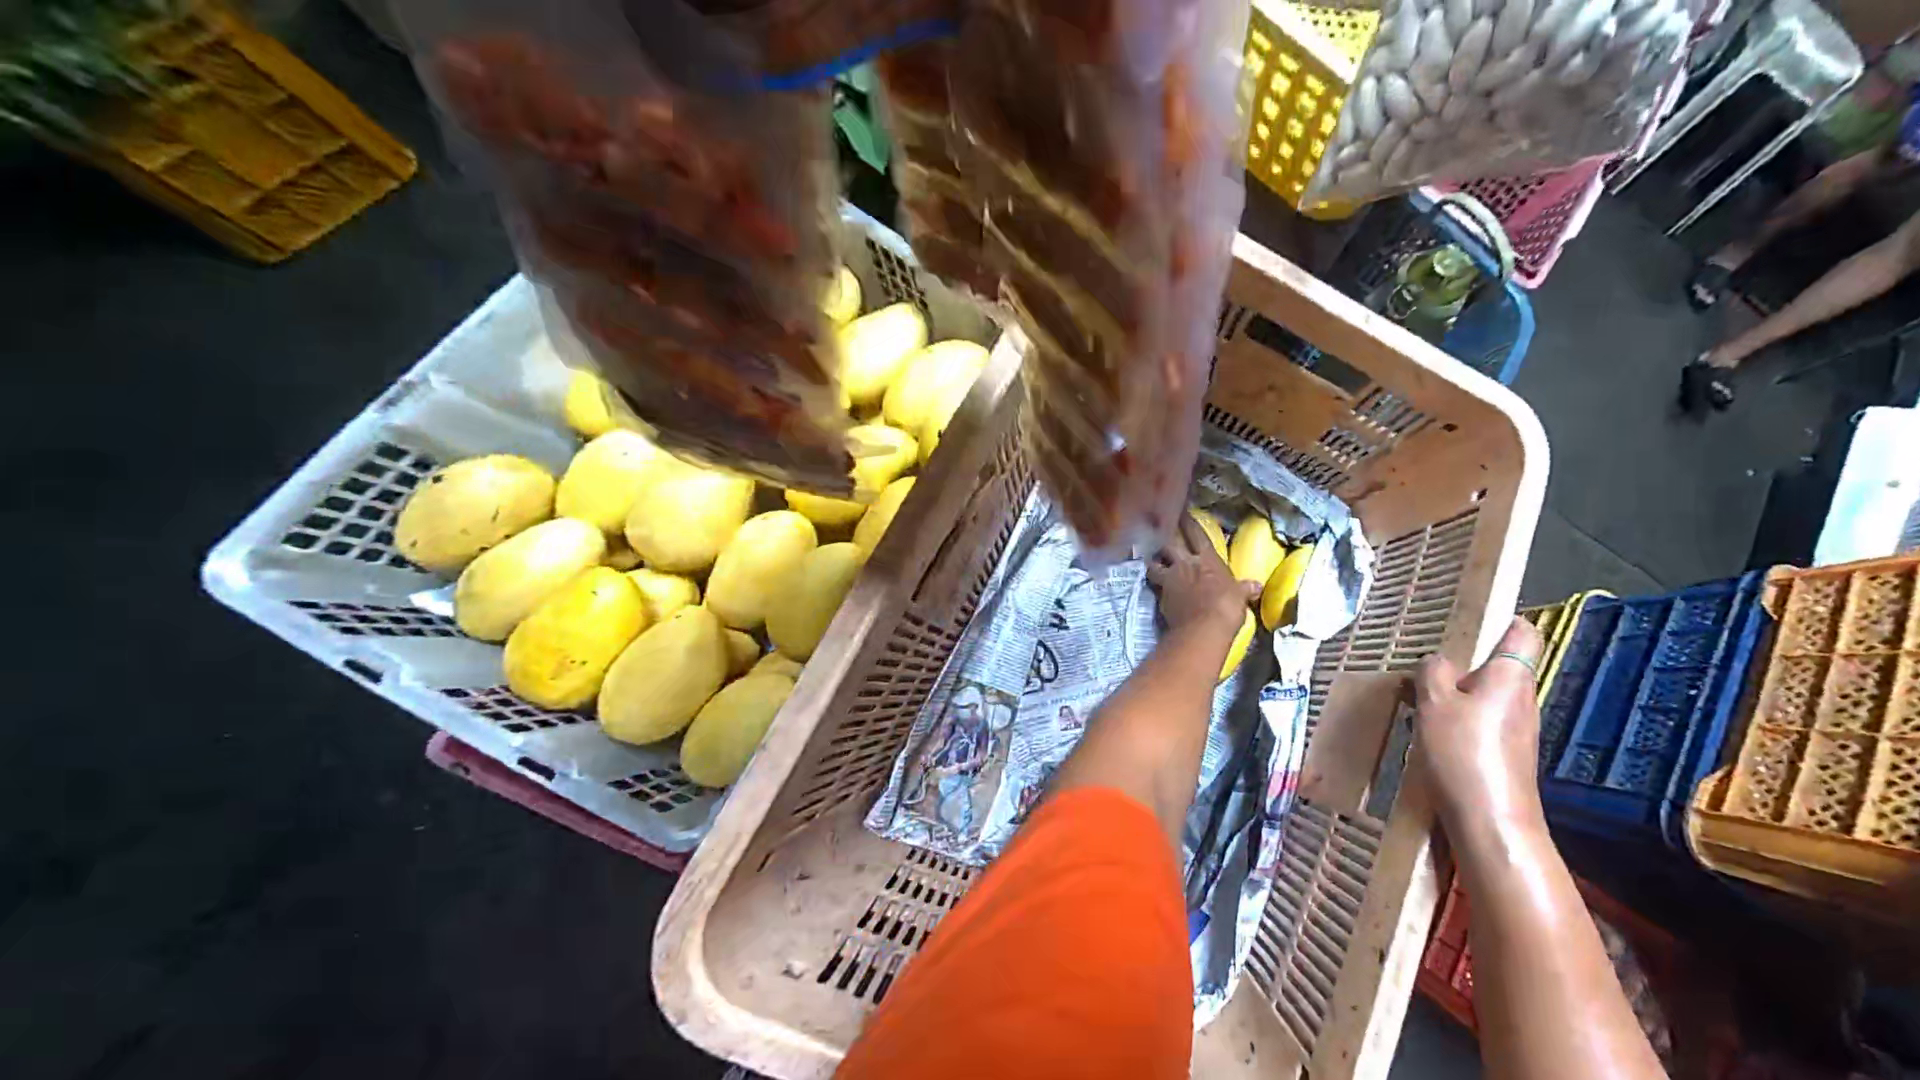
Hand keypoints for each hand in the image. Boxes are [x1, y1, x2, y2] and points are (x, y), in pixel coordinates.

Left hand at [1147, 515, 1260, 636]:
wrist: (1203, 627)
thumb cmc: (1227, 608)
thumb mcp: (1240, 596)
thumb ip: (1244, 589)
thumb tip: (1256, 585)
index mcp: (1208, 559)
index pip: (1198, 536)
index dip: (1189, 523)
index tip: (1182, 512)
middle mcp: (1186, 564)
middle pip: (1170, 543)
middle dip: (1165, 536)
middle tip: (1158, 529)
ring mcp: (1171, 579)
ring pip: (1154, 563)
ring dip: (1152, 561)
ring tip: (1150, 560)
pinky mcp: (1160, 595)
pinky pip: (1153, 585)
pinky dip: (1152, 584)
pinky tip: (1151, 586)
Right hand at [1414, 617, 1546, 849]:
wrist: (1490, 822)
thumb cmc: (1464, 754)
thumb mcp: (1434, 704)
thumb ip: (1432, 673)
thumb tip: (1437, 661)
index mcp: (1511, 679)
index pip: (1522, 634)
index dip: (1501, 620)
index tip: (1468, 620)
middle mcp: (1522, 699)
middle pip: (1498, 665)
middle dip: (1463, 661)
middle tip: (1424, 662)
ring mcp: (1516, 728)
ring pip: (1485, 694)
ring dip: (1455, 691)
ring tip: (1419, 695)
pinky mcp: (1505, 752)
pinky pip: (1480, 719)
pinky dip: (1457, 717)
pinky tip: (1430, 729)